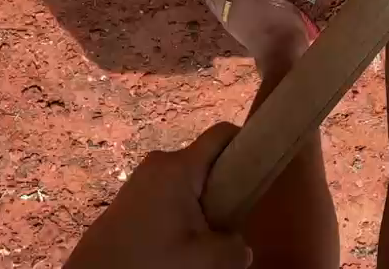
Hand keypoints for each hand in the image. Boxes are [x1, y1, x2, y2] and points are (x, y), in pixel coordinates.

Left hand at [64, 122, 249, 268]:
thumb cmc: (149, 262)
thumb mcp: (200, 261)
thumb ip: (232, 250)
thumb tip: (241, 246)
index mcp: (179, 166)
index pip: (222, 133)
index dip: (245, 142)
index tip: (259, 168)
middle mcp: (160, 162)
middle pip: (206, 162)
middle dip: (221, 188)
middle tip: (228, 221)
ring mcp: (142, 179)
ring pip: (187, 182)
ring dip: (199, 206)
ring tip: (200, 239)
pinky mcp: (129, 198)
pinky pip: (167, 194)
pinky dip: (179, 213)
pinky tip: (176, 244)